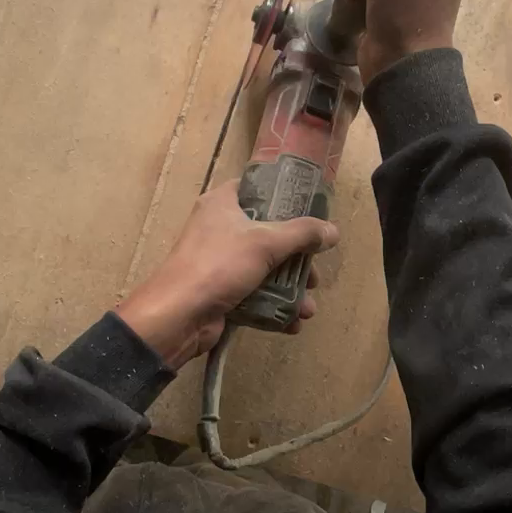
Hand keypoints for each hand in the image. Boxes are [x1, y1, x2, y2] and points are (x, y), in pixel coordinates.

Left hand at [116, 181, 339, 368]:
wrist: (178, 316)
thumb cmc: (218, 265)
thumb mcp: (266, 242)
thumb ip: (302, 234)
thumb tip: (333, 231)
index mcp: (222, 204)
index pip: (255, 188)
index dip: (283, 196)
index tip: (310, 211)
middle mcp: (219, 228)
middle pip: (267, 234)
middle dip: (296, 258)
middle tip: (314, 273)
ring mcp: (219, 262)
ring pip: (263, 269)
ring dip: (289, 289)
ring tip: (308, 308)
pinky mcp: (220, 292)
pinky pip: (254, 295)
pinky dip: (273, 307)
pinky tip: (292, 323)